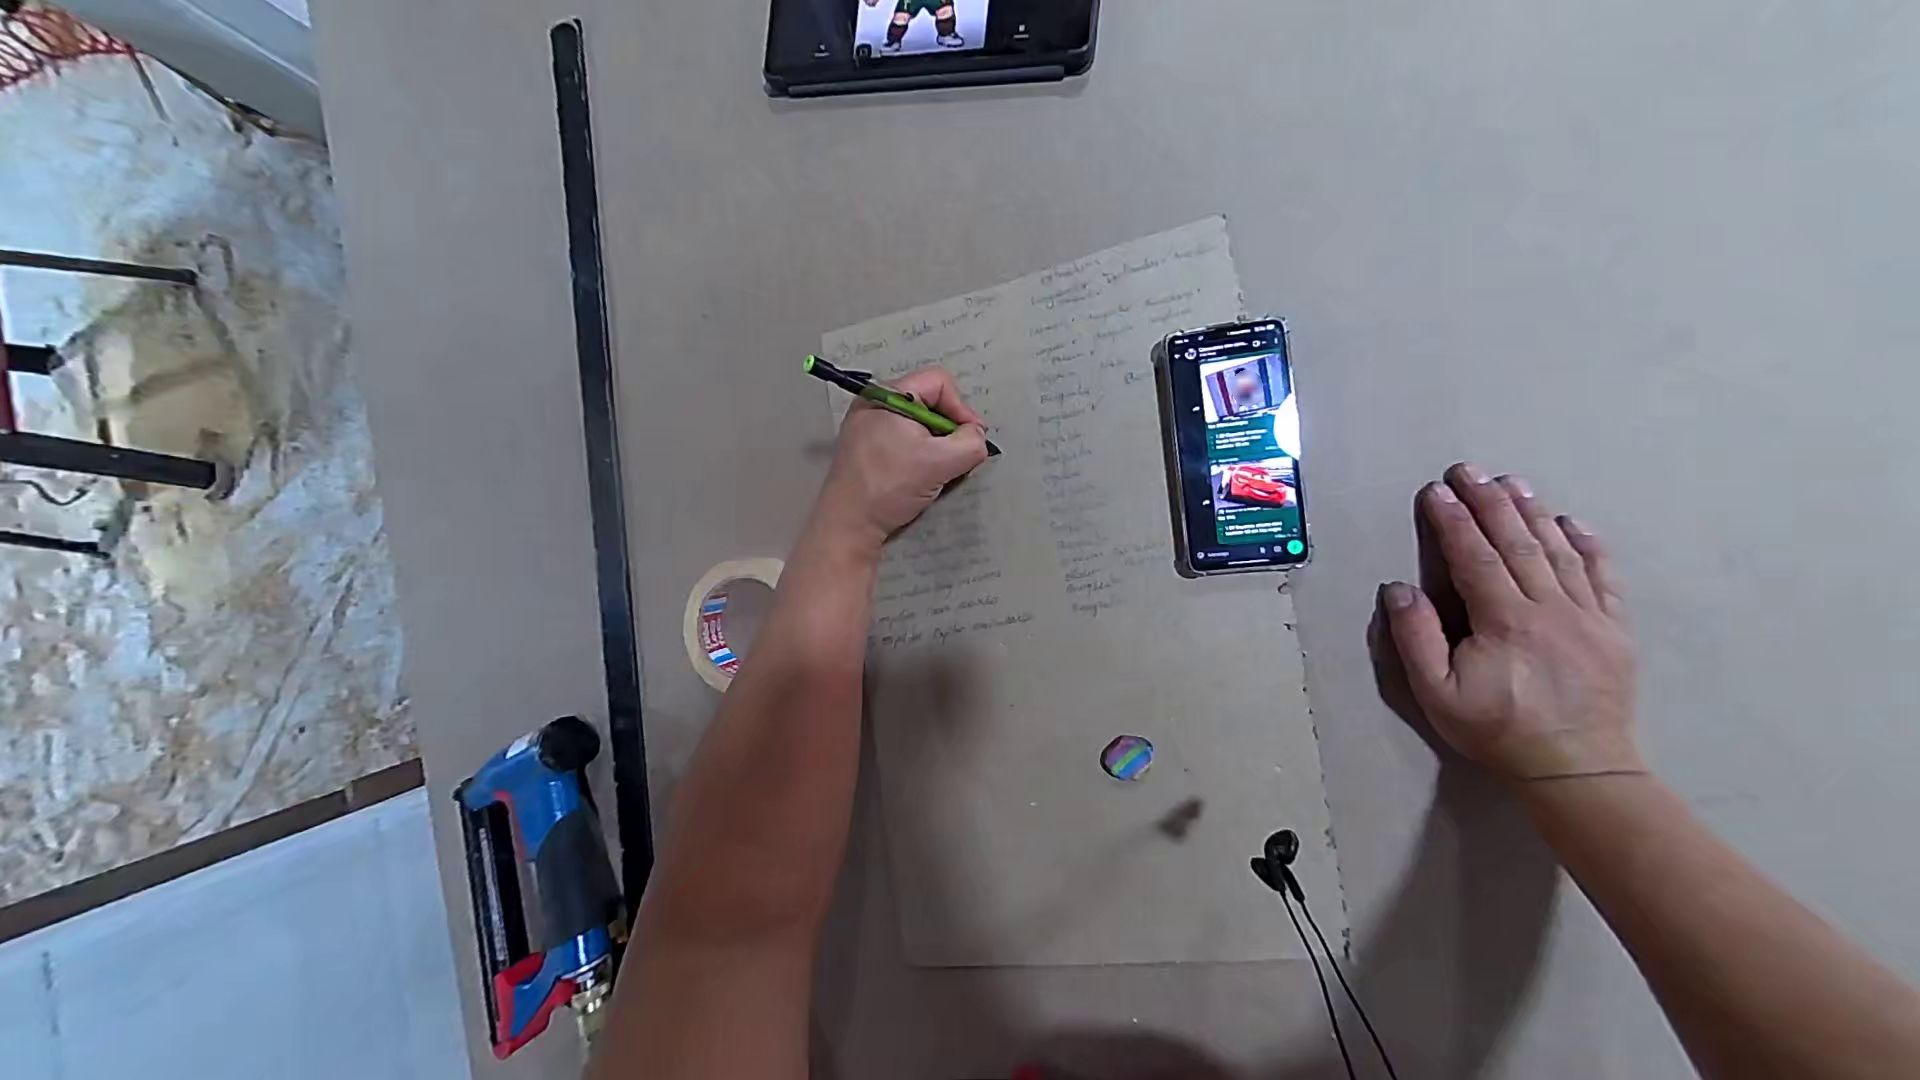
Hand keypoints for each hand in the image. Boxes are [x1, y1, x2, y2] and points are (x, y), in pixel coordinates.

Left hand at [812, 365, 990, 551]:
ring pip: (920, 427)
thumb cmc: (887, 487)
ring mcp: (869, 429)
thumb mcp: (940, 462)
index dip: (961, 409)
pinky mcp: (869, 452)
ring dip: (937, 448)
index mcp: (887, 395)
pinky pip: (906, 444)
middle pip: (931, 404)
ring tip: (936, 473)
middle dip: (950, 431)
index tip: (970, 438)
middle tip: (955, 459)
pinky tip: (920, 480)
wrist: (849, 525)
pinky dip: (921, 458)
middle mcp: (875, 405)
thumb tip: (978, 437)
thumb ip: (971, 444)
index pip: (939, 383)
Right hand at [1377, 463, 1641, 780]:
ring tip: (1512, 483)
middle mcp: (1552, 609)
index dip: (1452, 521)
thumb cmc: (1495, 730)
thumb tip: (1400, 589)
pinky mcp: (1614, 630)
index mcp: (1507, 622)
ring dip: (1532, 513)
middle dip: (1489, 503)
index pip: (1474, 558)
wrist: (1579, 768)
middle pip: (1517, 544)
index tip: (1435, 491)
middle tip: (1470, 471)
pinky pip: (1603, 577)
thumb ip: (1416, 638)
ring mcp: (1590, 617)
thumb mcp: (1436, 693)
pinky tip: (1571, 523)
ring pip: (1558, 552)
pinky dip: (1587, 545)